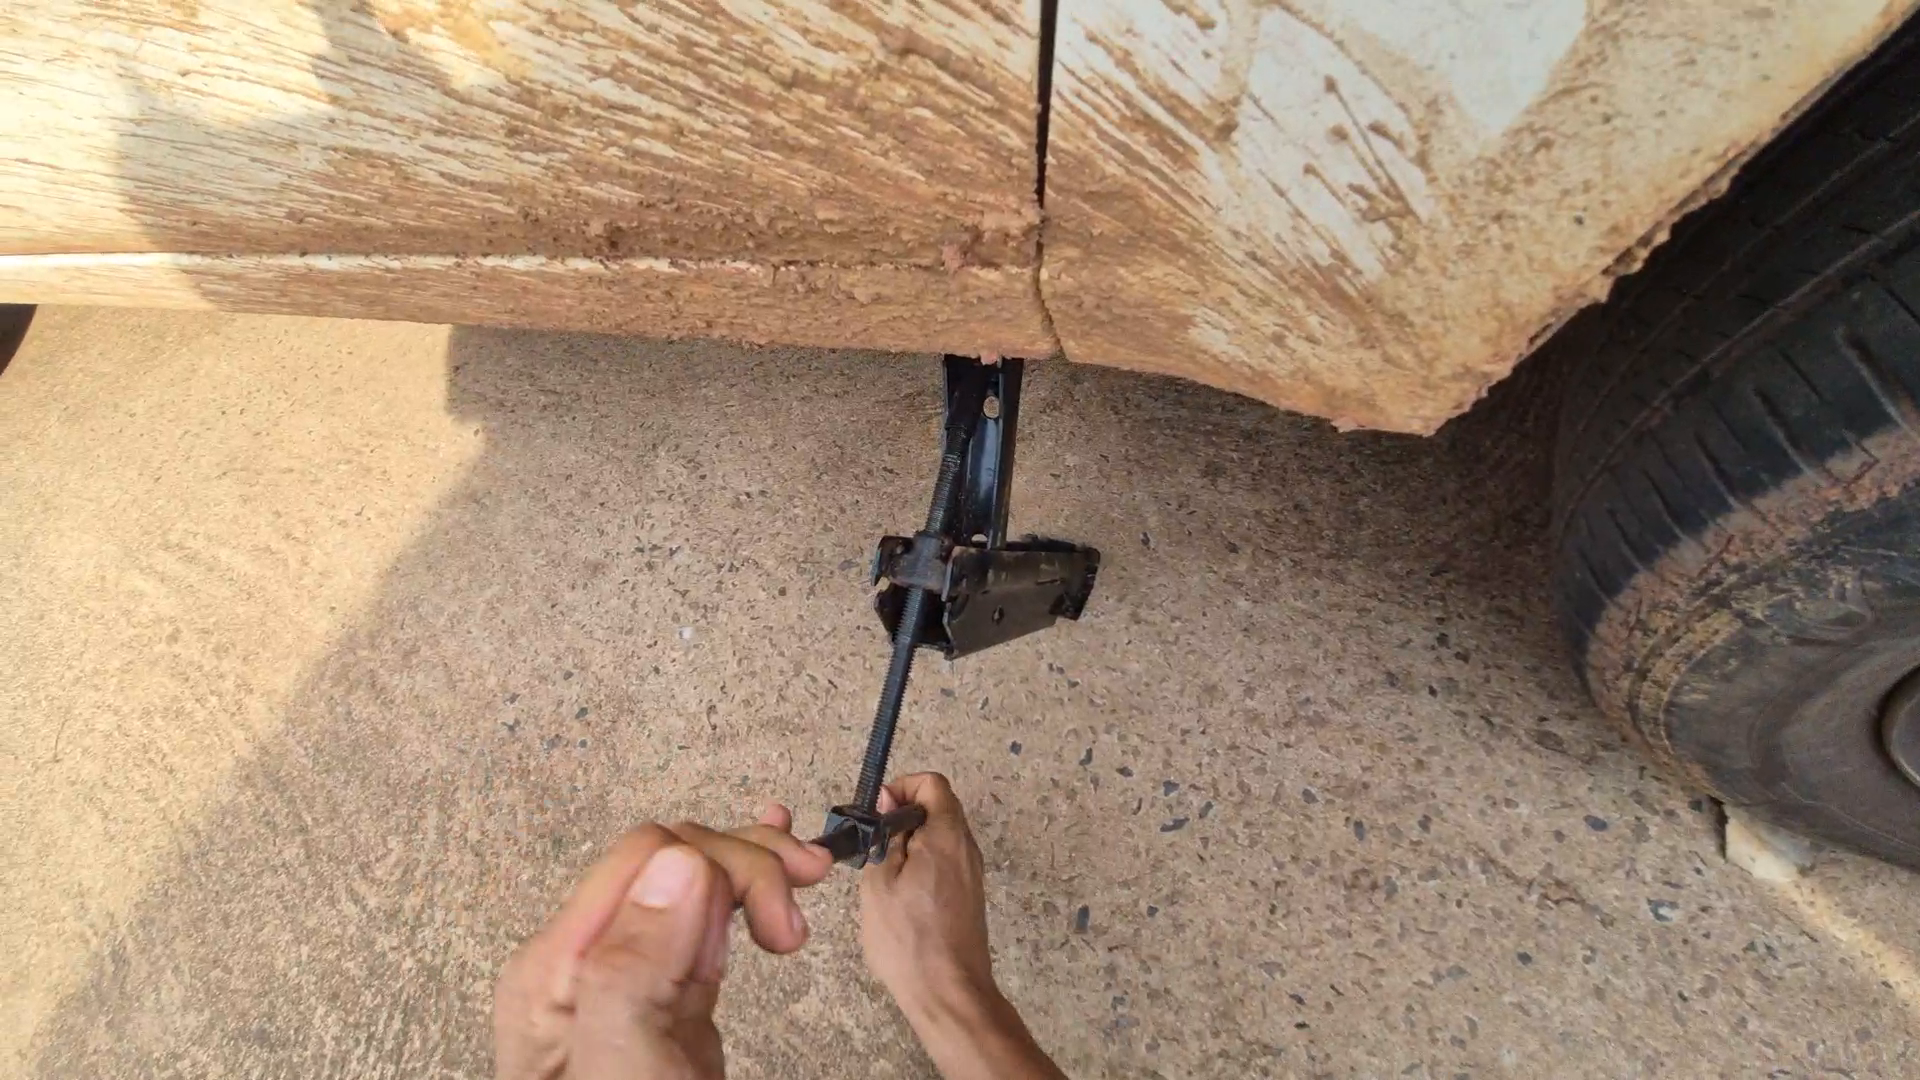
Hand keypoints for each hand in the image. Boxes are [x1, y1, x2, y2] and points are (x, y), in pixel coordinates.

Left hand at [494, 805, 833, 1079]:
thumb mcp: (628, 1075)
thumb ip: (636, 971)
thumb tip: (682, 860)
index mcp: (561, 964)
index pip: (650, 854)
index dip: (726, 864)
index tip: (781, 916)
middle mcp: (591, 954)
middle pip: (677, 855)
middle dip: (750, 865)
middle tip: (800, 914)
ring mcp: (632, 969)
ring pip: (697, 874)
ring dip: (758, 869)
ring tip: (806, 888)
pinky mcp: (671, 987)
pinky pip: (706, 911)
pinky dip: (747, 883)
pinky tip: (773, 869)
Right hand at [860, 774, 1064, 1079]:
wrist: (949, 993)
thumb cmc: (909, 938)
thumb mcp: (880, 881)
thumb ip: (885, 834)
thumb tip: (889, 801)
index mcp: (947, 833)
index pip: (932, 783)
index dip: (903, 787)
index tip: (879, 812)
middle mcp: (966, 845)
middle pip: (938, 806)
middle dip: (904, 815)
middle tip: (876, 843)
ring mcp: (972, 870)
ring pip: (941, 834)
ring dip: (912, 840)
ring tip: (885, 872)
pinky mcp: (970, 892)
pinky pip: (946, 857)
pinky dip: (923, 861)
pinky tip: (902, 893)